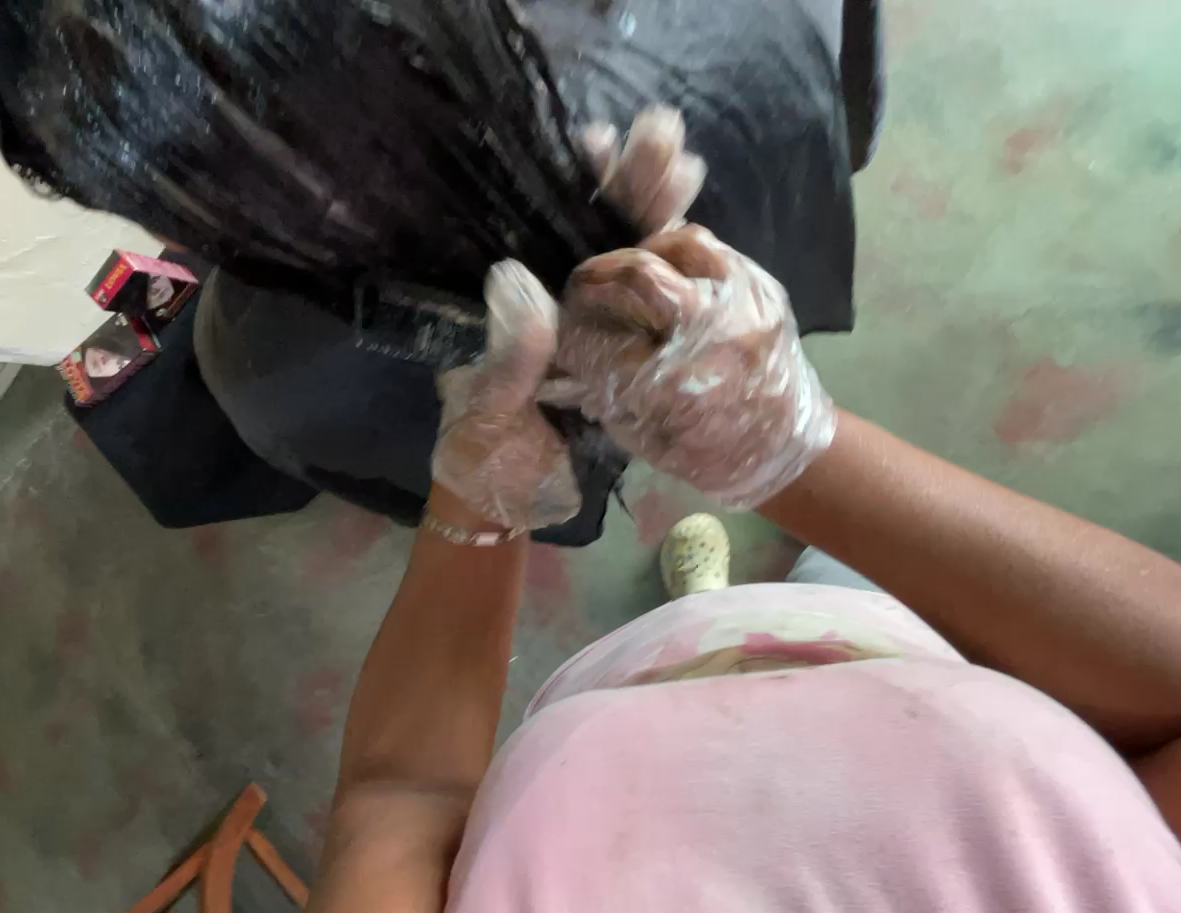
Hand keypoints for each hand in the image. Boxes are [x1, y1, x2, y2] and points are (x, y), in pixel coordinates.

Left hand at [429, 105, 708, 527]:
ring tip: (684, 167)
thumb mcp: (487, 410)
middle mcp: (546, 304)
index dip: (565, 187)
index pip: (535, 230)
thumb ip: (507, 356)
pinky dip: (673, 276)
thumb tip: (516, 277)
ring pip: (626, 260)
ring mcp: (587, 326)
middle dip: (623, 187)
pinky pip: (648, 309)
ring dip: (653, 215)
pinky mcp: (621, 355)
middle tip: (660, 139)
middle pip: (587, 233)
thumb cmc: (482, 458)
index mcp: (505, 309)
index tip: (594, 145)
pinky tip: (698, 236)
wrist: (514, 505)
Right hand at [546, 224, 836, 507]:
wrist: (788, 449)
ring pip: (682, 246)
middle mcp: (711, 338)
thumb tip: (565, 360)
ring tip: (623, 273)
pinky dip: (678, 254)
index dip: (571, 336)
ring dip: (641, 254)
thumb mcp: (644, 440)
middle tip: (578, 288)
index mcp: (675, 388)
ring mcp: (744, 307)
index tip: (559, 335)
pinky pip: (714, 251)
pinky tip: (662, 272)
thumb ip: (605, 395)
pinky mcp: (765, 291)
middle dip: (595, 279)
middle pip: (640, 277)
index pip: (601, 344)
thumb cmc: (707, 456)